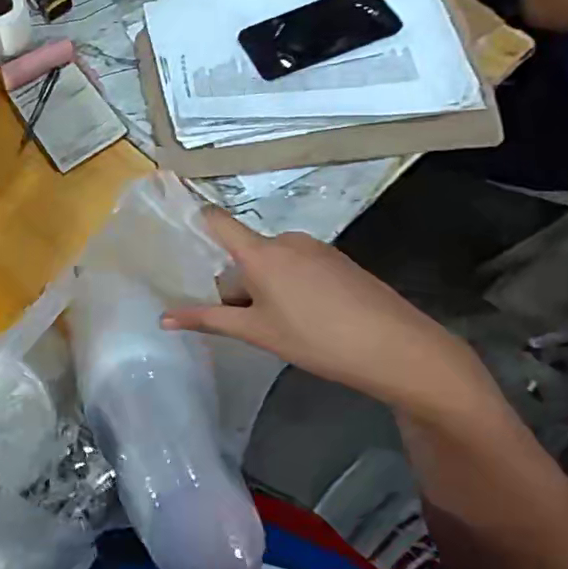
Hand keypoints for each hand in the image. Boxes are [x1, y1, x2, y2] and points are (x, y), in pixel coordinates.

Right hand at [161, 208, 501, 423]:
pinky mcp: (341, 264)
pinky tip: (303, 319)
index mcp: (261, 253)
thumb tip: (164, 318)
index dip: (195, 217)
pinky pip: (299, 267)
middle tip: (235, 314)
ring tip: (272, 322)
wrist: (403, 351)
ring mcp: (319, 251)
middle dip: (233, 278)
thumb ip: (208, 320)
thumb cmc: (318, 338)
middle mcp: (288, 242)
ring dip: (262, 285)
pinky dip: (288, 286)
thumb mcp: (257, 332)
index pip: (218, 221)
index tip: (175, 218)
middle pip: (244, 251)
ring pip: (272, 262)